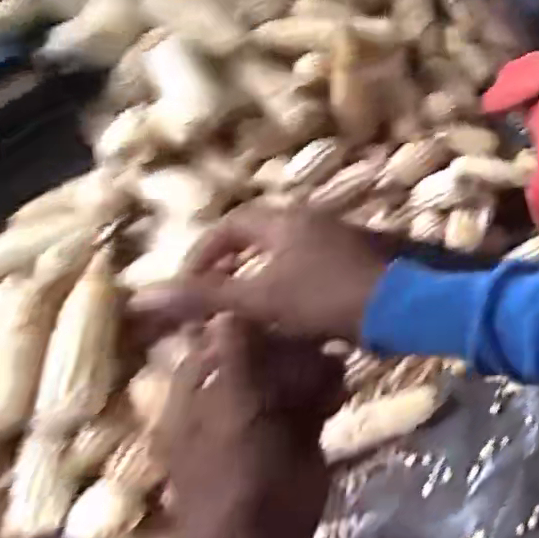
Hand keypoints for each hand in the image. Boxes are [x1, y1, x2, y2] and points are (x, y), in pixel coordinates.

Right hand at [137, 206, 399, 340]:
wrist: (398, 305)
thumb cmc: (325, 296)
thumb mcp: (259, 298)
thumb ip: (205, 295)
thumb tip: (141, 296)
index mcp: (287, 221)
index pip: (231, 224)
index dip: (202, 253)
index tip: (188, 287)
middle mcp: (314, 221)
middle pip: (259, 238)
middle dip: (230, 267)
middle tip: (213, 300)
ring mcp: (339, 238)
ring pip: (286, 254)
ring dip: (261, 279)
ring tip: (243, 313)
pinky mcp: (357, 259)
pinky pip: (311, 267)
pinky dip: (290, 286)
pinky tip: (286, 317)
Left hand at [161, 315, 344, 537]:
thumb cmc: (239, 477)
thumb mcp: (232, 414)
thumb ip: (233, 362)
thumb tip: (225, 311)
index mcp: (194, 396)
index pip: (215, 341)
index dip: (246, 322)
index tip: (282, 303)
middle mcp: (227, 399)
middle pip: (261, 351)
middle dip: (291, 348)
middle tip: (315, 349)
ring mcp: (262, 414)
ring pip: (291, 370)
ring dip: (314, 368)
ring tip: (330, 377)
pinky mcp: (295, 427)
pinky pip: (313, 393)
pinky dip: (326, 390)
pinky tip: (335, 396)